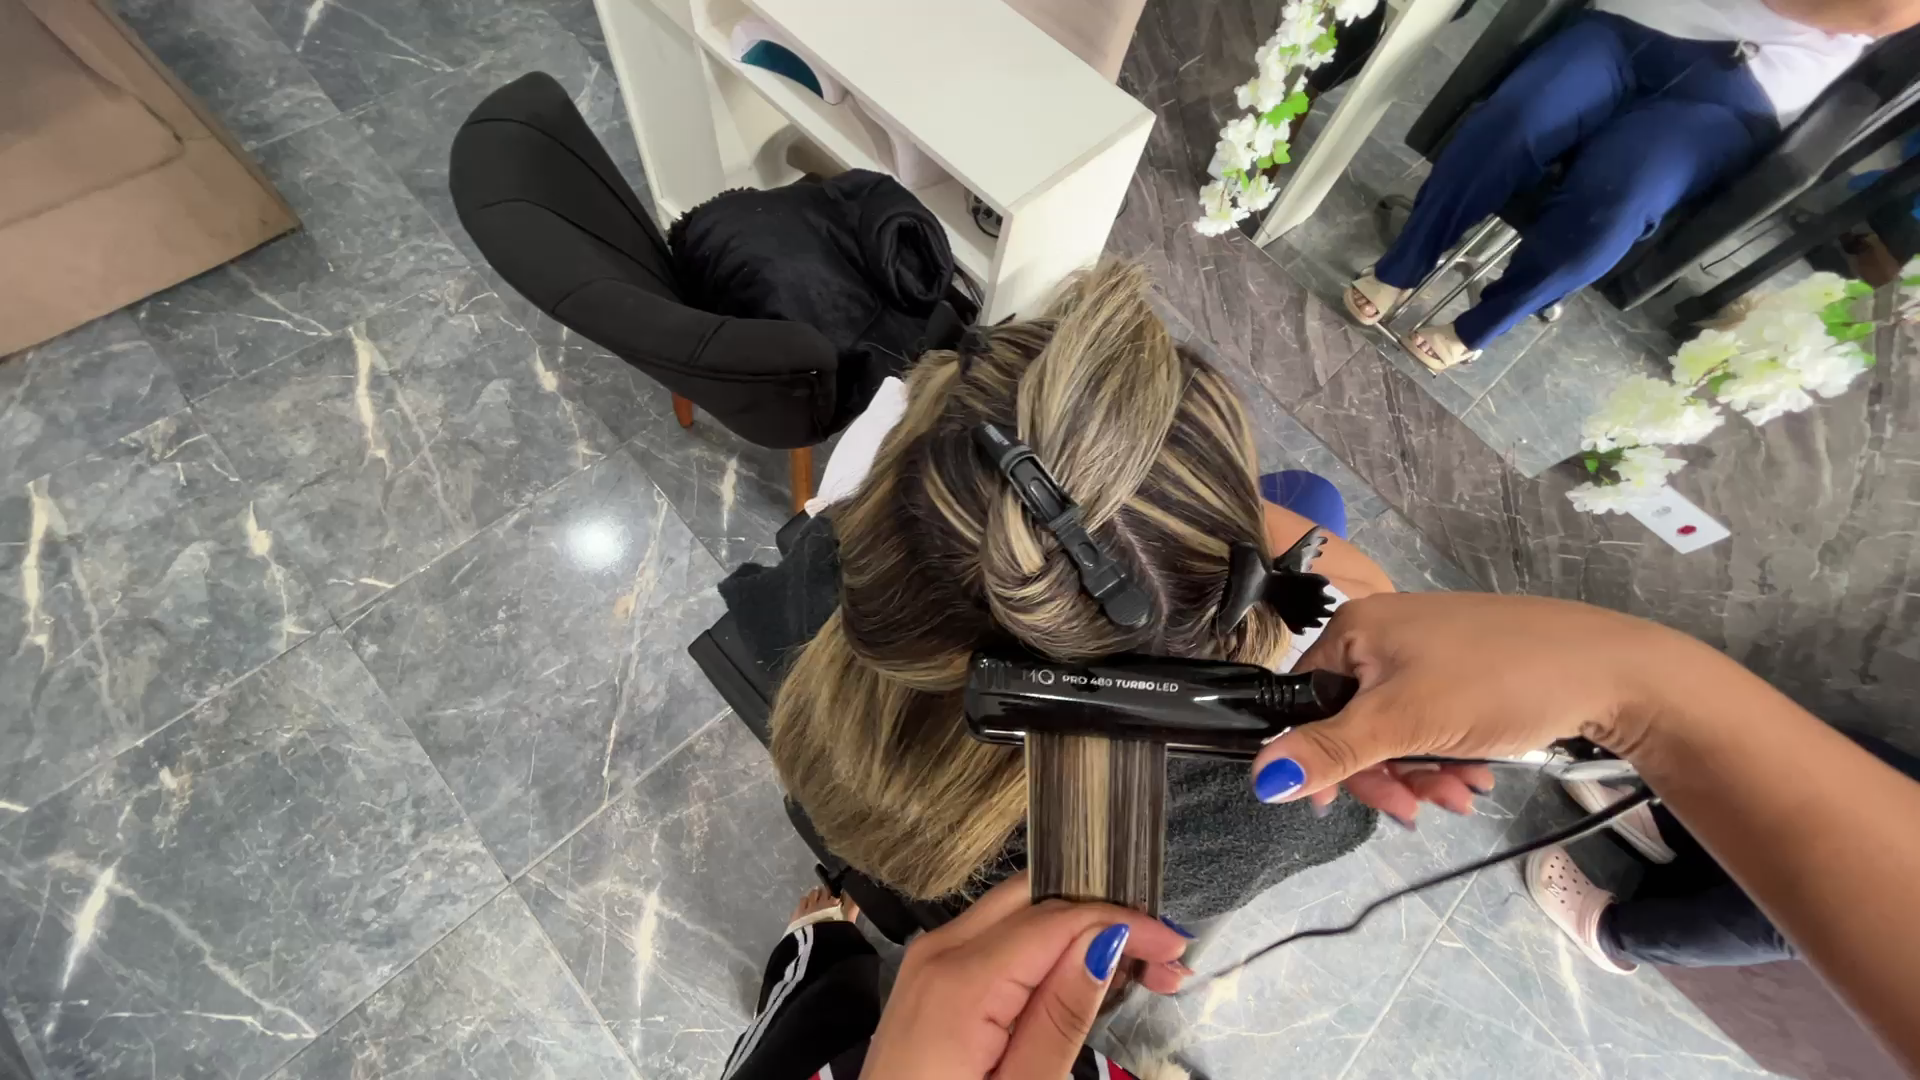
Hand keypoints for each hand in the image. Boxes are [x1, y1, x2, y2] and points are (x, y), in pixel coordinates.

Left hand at [863, 873, 1188, 1079]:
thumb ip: (1059, 1016)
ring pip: (1019, 908)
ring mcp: (932, 954)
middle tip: (1163, 957)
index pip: (1055, 919)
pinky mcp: (934, 969)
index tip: (1173, 945)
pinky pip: (998, 932)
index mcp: (959, 979)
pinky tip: (1080, 966)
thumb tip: (1104, 942)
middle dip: (1103, 914)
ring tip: (1136, 965)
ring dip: (1079, 925)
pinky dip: (1045, 940)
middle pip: (1036, 898)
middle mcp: (941, 947)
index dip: (1121, 921)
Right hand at [1254, 592, 1704, 813]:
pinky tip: (1472, 770)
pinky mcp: (1460, 661)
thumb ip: (1331, 751)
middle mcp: (1379, 630)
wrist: (1620, 669)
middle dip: (1382, 770)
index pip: (1306, 699)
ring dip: (1416, 768)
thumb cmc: (1497, 683)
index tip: (1344, 803)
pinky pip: (1426, 711)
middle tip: (1419, 809)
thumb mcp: (1405, 723)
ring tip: (1458, 795)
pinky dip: (1440, 748)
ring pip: (1392, 721)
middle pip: (1350, 716)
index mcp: (1352, 628)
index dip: (1318, 755)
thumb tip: (1261, 779)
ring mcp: (1422, 644)